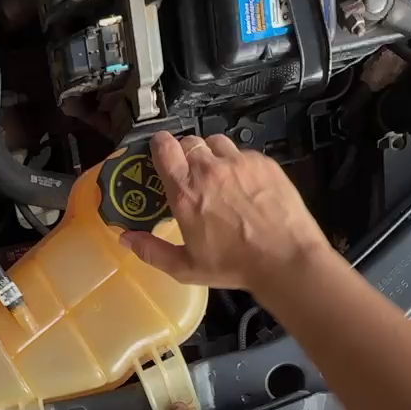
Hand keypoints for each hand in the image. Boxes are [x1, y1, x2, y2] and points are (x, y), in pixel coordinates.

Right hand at [119, 130, 333, 292]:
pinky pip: (242, 153)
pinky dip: (235, 163)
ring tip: (214, 176)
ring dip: (209, 154)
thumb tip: (126, 239)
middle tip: (186, 173)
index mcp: (186, 194)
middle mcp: (210, 171)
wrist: (283, 258)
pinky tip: (240, 185)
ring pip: (215, 142)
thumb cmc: (233, 266)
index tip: (158, 151)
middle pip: (189, 141)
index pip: (165, 148)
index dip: (159, 145)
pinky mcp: (263, 163)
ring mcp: (239, 163)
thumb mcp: (186, 268)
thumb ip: (152, 251)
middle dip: (183, 153)